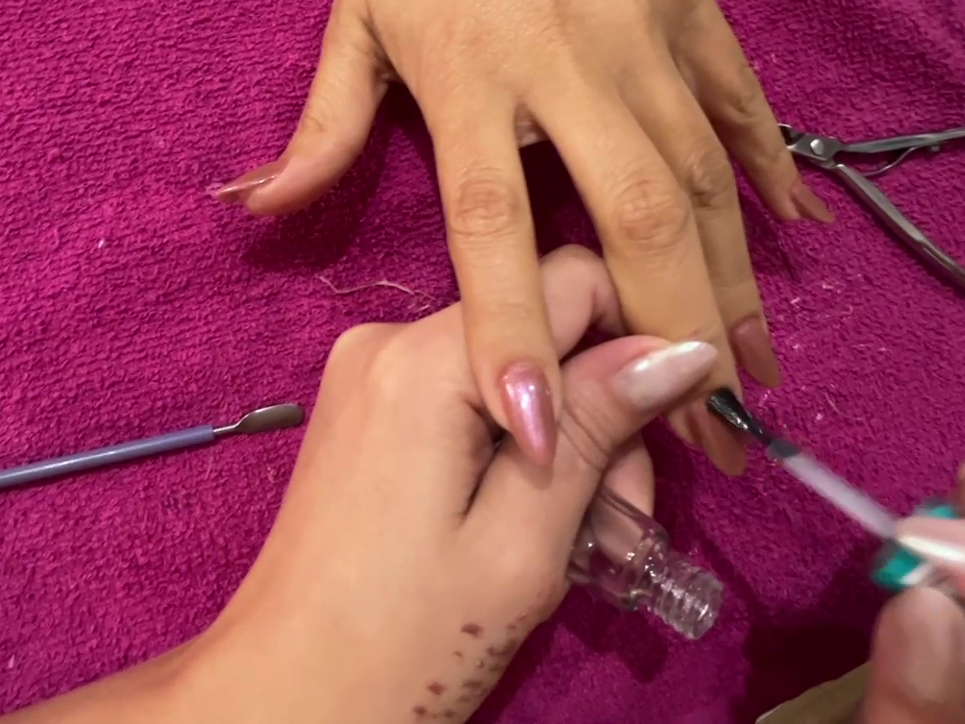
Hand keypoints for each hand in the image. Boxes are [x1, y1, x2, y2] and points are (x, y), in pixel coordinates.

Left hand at [178, 247, 715, 722]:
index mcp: (424, 357)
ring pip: (507, 363)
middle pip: (536, 328)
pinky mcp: (365, 397)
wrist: (285, 689)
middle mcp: (389, 336)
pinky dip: (509, 438)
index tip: (672, 431)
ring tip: (578, 537)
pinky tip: (523, 513)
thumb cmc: (407, 640)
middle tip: (621, 519)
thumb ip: (595, 428)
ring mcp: (370, 365)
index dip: (636, 340)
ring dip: (559, 436)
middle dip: (596, 413)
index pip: (564, 280)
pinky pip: (464, 387)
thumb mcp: (522, 541)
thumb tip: (680, 347)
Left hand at [216, 0, 828, 474]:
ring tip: (752, 378)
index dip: (508, 330)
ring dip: (731, 282)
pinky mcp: (690, 4)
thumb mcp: (352, 23)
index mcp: (467, 75)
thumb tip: (251, 210)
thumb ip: (318, 127)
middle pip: (631, 212)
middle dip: (670, 333)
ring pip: (700, 175)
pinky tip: (786, 243)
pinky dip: (764, 173)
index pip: (489, 222)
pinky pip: (735, 102)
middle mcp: (566, 61)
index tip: (534, 428)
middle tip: (703, 438)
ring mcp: (642, 29)